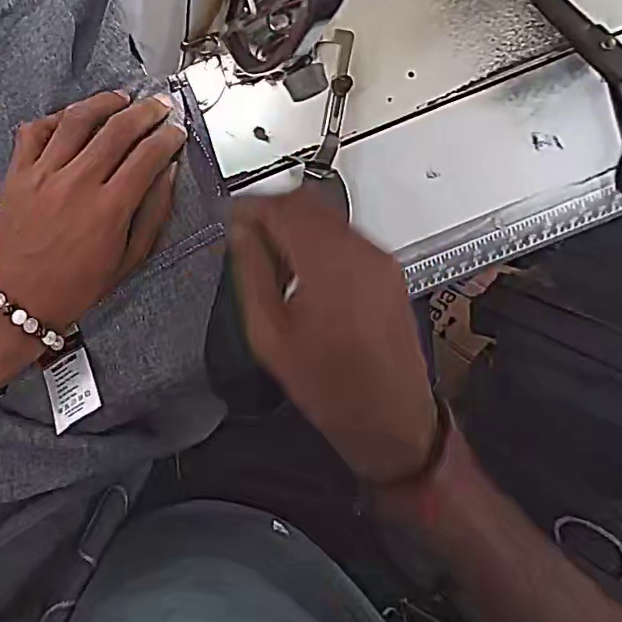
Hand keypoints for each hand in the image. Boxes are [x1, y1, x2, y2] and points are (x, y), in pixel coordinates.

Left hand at [0, 90, 187, 384]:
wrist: (20, 301)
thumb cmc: (73, 286)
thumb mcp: (128, 260)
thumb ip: (153, 213)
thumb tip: (168, 174)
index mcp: (108, 209)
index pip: (148, 155)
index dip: (168, 137)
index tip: (175, 132)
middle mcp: (76, 185)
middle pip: (118, 128)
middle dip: (146, 111)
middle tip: (158, 107)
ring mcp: (43, 176)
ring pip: (77, 119)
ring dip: (104, 102)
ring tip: (120, 99)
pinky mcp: (18, 175)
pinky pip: (35, 131)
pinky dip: (55, 118)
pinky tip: (71, 118)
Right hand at [229, 189, 437, 486]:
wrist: (390, 418)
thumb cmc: (332, 388)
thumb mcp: (269, 335)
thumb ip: (252, 273)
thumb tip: (240, 234)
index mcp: (329, 267)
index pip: (283, 208)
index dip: (250, 205)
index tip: (231, 213)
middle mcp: (362, 254)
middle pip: (307, 203)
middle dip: (271, 208)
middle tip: (244, 228)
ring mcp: (380, 260)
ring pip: (327, 214)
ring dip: (293, 221)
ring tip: (269, 252)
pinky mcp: (389, 269)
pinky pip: (345, 234)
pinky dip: (316, 236)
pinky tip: (299, 264)